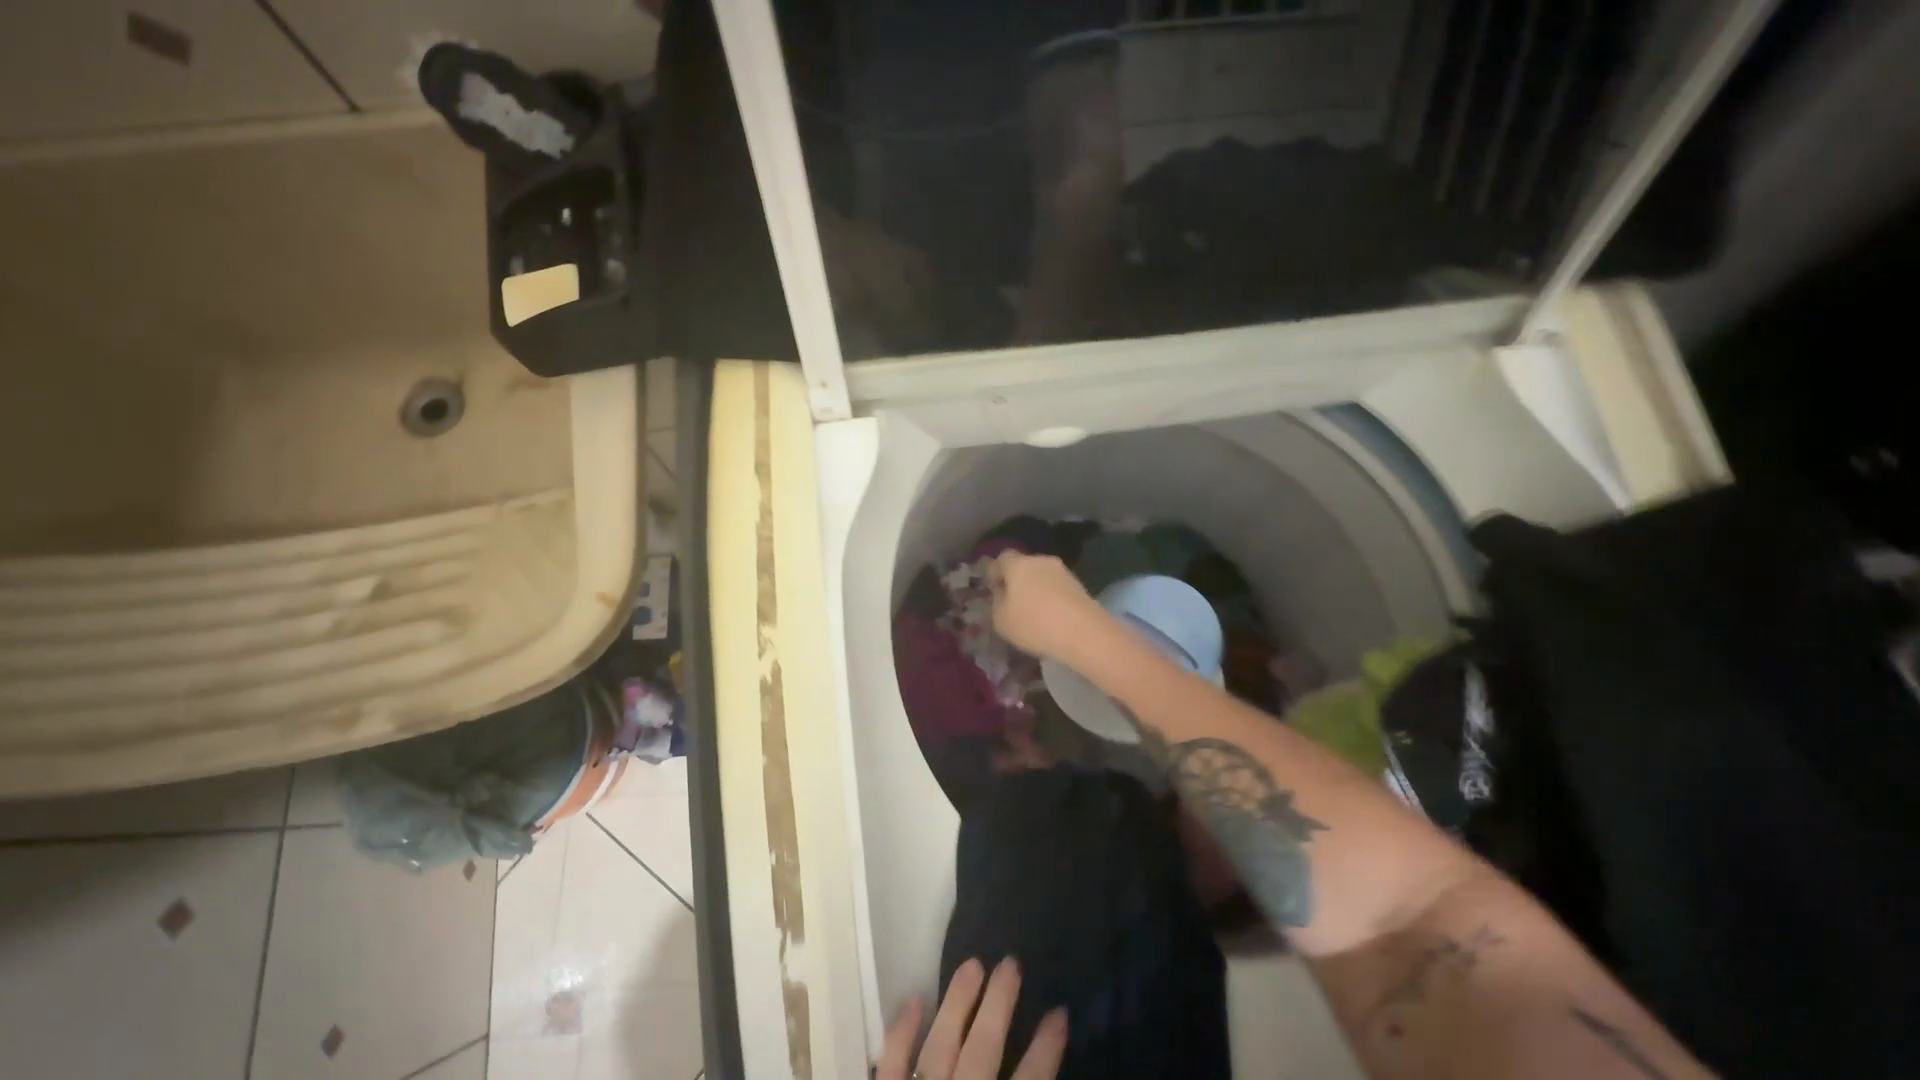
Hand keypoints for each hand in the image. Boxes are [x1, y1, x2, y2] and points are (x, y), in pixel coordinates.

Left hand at [876, 958, 1066, 1079]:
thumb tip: (1035, 1059)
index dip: (1046, 1048)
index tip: (1060, 1012)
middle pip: (984, 1050)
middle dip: (999, 1005)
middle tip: (1011, 962)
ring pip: (941, 1047)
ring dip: (958, 1004)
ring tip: (973, 965)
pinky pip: (891, 1064)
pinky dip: (901, 1033)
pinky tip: (914, 1000)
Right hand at [988, 552, 1108, 663]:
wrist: (1084, 633)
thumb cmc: (1034, 624)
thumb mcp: (1002, 620)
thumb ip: (997, 604)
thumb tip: (1003, 594)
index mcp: (1019, 565)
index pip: (1002, 558)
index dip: (995, 572)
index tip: (993, 589)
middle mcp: (1042, 561)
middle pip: (1024, 566)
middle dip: (1017, 581)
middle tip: (1012, 603)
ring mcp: (1064, 572)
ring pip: (1042, 576)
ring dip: (1036, 589)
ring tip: (1033, 613)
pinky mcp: (1079, 585)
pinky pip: (1057, 588)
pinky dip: (1052, 598)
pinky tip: (1051, 617)